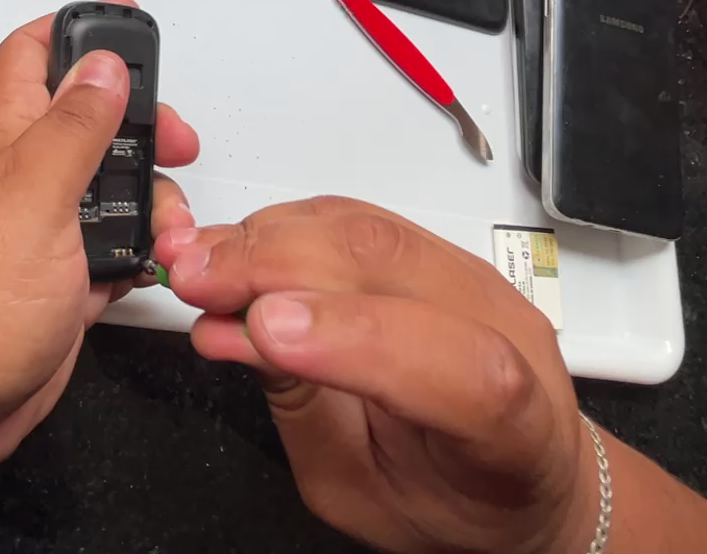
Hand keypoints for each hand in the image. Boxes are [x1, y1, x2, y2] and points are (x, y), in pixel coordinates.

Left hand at [0, 1, 198, 496]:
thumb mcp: (29, 199)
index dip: (75, 30)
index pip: (31, 56)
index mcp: (1, 138)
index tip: (122, 19)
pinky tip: (145, 262)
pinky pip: (104, 243)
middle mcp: (17, 174)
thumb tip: (103, 67)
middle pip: (84, 118)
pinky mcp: (54, 273)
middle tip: (175, 137)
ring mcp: (36, 225)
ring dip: (144, 193)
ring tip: (168, 221)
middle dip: (136, 121)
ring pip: (103, 183)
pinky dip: (132, 248)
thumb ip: (71, 129)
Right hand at [154, 197, 596, 553]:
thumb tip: (228, 327)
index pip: (459, 369)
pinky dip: (277, 224)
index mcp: (514, 428)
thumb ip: (296, 404)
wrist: (502, 461)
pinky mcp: (424, 242)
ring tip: (199, 259)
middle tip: (193, 278)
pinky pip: (345, 212)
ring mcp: (463, 273)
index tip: (262, 330)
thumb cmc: (442, 495)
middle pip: (386, 264)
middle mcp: (500, 329)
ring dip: (262, 236)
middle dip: (270, 263)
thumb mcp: (355, 484)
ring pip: (356, 225)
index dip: (355, 338)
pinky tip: (234, 245)